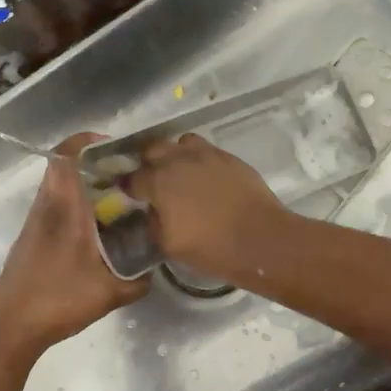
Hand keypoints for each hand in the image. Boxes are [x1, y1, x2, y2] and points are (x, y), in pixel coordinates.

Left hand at [0, 133, 148, 352]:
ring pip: (62, 188)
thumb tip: (153, 269)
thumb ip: (138, 280)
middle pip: (66, 167)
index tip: (117, 147)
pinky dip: (79, 207)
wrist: (10, 325)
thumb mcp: (110, 293)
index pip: (67, 155)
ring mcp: (38, 222)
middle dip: (97, 164)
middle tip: (128, 174)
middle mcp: (49, 207)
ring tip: (120, 199)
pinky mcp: (34, 238)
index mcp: (66, 208)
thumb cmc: (57, 299)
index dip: (88, 141)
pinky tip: (101, 230)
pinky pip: (59, 208)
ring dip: (87, 186)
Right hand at [127, 134, 288, 278]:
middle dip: (149, 163)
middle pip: (154, 149)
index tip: (131, 196)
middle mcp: (180, 160)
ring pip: (182, 143)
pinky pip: (207, 150)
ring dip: (176, 154)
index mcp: (159, 181)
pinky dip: (200, 160)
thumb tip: (153, 211)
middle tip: (153, 181)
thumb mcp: (169, 245)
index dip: (129, 188)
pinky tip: (206, 178)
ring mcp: (207, 155)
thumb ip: (153, 224)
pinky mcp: (230, 158)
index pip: (133, 178)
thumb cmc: (211, 247)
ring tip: (181, 173)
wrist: (261, 238)